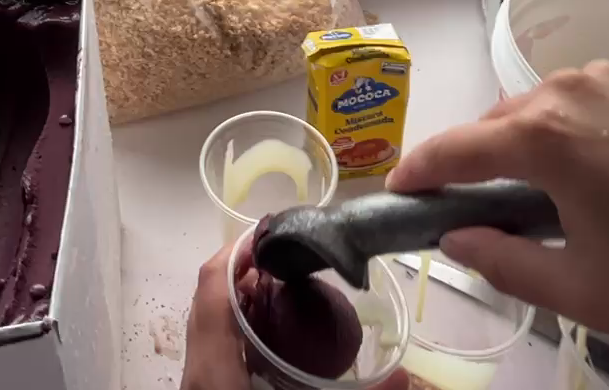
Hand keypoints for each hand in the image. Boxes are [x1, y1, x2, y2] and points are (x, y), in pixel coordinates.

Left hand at [180, 241, 410, 389]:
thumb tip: (412, 380)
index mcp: (213, 373)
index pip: (211, 286)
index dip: (238, 250)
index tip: (274, 234)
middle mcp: (197, 373)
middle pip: (208, 299)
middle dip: (243, 272)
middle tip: (289, 262)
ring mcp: (198, 384)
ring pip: (207, 325)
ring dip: (239, 301)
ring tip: (284, 292)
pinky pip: (214, 350)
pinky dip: (238, 333)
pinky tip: (272, 345)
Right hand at [387, 61, 608, 346]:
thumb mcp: (586, 292)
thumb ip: (501, 262)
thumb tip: (454, 237)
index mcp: (543, 138)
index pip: (453, 148)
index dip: (419, 171)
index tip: (399, 191)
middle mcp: (564, 88)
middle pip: (495, 124)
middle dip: (479, 162)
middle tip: (490, 209)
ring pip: (537, 107)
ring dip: (528, 143)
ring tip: (558, 193)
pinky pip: (583, 97)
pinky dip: (573, 127)